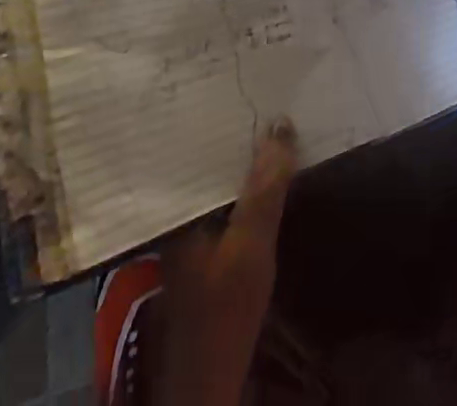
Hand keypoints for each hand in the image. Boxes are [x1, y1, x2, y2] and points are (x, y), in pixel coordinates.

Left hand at [157, 119, 298, 405]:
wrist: (212, 373)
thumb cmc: (225, 307)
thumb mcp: (250, 246)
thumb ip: (264, 190)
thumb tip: (281, 127)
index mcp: (175, 206)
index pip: (189, 146)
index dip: (215, 116)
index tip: (236, 84)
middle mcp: (175, 210)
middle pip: (202, 159)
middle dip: (229, 132)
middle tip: (257, 93)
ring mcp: (187, 228)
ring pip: (214, 179)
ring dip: (238, 157)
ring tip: (264, 121)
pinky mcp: (203, 244)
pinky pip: (222, 198)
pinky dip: (241, 183)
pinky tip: (262, 171)